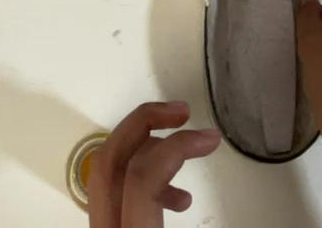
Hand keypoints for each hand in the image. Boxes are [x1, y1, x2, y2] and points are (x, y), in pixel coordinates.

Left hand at [85, 101, 220, 227]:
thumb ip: (182, 208)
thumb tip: (199, 180)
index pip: (140, 177)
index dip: (176, 147)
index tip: (210, 137)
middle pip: (111, 158)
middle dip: (145, 123)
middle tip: (182, 112)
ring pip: (111, 172)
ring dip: (147, 148)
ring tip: (184, 153)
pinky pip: (116, 193)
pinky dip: (142, 177)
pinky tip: (175, 195)